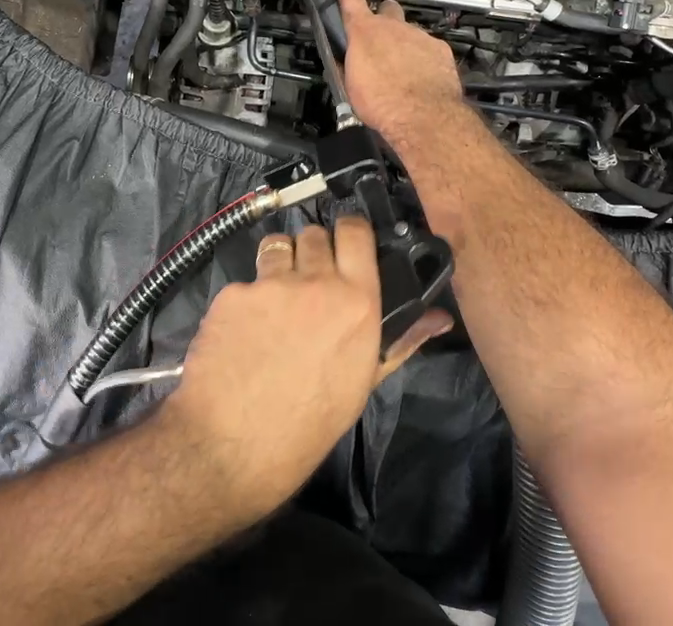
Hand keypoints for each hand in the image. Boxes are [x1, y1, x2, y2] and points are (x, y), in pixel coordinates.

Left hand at [156, 218, 452, 510]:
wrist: (233, 442)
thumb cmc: (310, 422)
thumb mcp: (363, 382)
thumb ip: (400, 339)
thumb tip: (441, 318)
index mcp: (357, 302)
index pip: (356, 233)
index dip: (350, 231)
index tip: (347, 241)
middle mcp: (315, 283)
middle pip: (314, 235)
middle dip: (313, 251)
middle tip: (310, 280)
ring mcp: (269, 285)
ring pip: (277, 246)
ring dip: (280, 262)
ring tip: (277, 296)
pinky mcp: (232, 294)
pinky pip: (245, 281)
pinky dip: (247, 297)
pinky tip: (244, 329)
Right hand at [328, 0, 465, 147]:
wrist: (423, 117)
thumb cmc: (383, 103)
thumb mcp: (349, 84)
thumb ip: (346, 63)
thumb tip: (342, 60)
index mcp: (364, 32)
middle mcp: (393, 26)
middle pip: (386, 11)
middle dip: (382, 21)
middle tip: (378, 44)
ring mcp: (418, 35)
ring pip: (408, 33)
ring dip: (402, 47)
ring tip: (400, 74)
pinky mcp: (438, 49)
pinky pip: (427, 48)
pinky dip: (422, 60)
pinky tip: (418, 79)